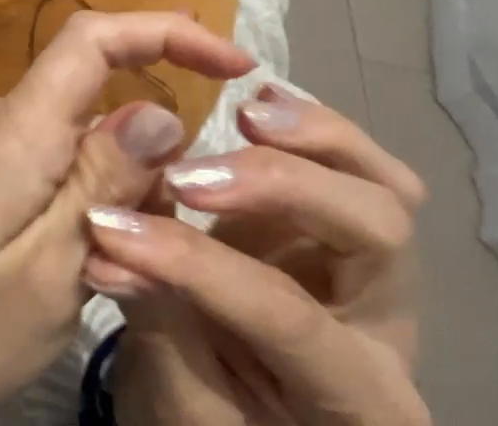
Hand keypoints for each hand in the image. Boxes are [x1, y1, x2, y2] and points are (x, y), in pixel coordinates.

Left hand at [0, 12, 255, 409]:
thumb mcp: (48, 271)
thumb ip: (103, 186)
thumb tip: (160, 112)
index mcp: (20, 127)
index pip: (92, 39)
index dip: (166, 32)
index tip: (237, 65)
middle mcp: (7, 116)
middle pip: (103, 88)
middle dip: (160, 144)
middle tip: (185, 224)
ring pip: (92, 133)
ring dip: (131, 185)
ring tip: (130, 266)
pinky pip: (66, 159)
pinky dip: (103, 197)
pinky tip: (104, 259)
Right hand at [86, 85, 430, 424]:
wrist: (235, 418)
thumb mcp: (178, 403)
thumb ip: (156, 313)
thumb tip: (108, 231)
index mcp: (363, 401)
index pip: (288, 315)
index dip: (195, 265)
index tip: (109, 228)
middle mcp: (389, 325)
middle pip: (378, 231)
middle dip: (277, 186)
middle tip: (185, 175)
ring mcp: (370, 270)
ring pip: (381, 184)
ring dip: (312, 139)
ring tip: (242, 111)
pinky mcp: (332, 230)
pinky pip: (354, 167)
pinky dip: (311, 128)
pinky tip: (257, 102)